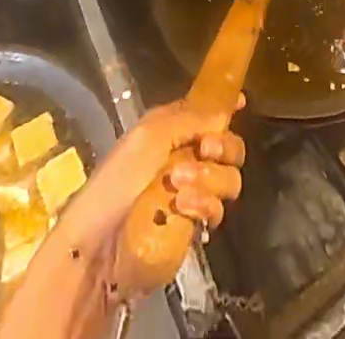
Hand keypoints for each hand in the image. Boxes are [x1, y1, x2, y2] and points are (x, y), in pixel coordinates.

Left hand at [45, 98, 246, 294]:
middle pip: (227, 145)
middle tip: (207, 150)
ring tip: (179, 184)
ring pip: (228, 176)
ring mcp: (192, 190)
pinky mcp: (194, 223)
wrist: (102, 242)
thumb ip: (190, 119)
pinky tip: (183, 207)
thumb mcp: (150, 135)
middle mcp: (185, 155)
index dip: (224, 106)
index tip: (242, 102)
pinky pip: (217, 208)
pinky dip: (204, 205)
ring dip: (208, 177)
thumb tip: (225, 110)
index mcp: (169, 128)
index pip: (204, 111)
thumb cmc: (120, 178)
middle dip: (223, 145)